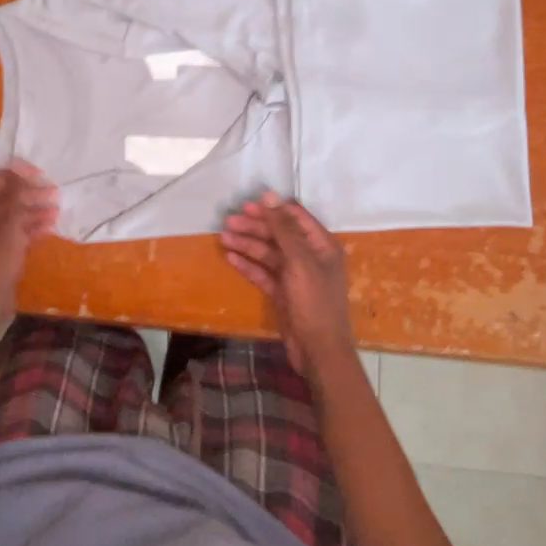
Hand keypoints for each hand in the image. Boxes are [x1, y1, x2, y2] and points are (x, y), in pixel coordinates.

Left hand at [0, 161, 58, 324]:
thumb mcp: (9, 222)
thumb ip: (18, 196)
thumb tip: (25, 174)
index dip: (17, 172)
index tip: (39, 173)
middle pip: (8, 196)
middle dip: (31, 192)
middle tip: (53, 191)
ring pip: (15, 214)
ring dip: (35, 209)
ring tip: (57, 208)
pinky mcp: (2, 249)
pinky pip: (18, 231)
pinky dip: (33, 226)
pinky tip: (50, 225)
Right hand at [219, 192, 354, 375]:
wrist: (318, 351)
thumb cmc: (314, 302)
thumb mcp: (300, 262)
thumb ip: (284, 228)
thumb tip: (270, 194)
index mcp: (322, 246)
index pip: (296, 217)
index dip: (273, 209)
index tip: (248, 204)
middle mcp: (310, 257)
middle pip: (279, 234)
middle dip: (255, 226)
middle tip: (229, 220)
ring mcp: (295, 276)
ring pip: (268, 253)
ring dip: (247, 244)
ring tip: (223, 237)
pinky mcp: (283, 292)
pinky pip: (263, 272)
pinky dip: (248, 264)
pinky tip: (230, 257)